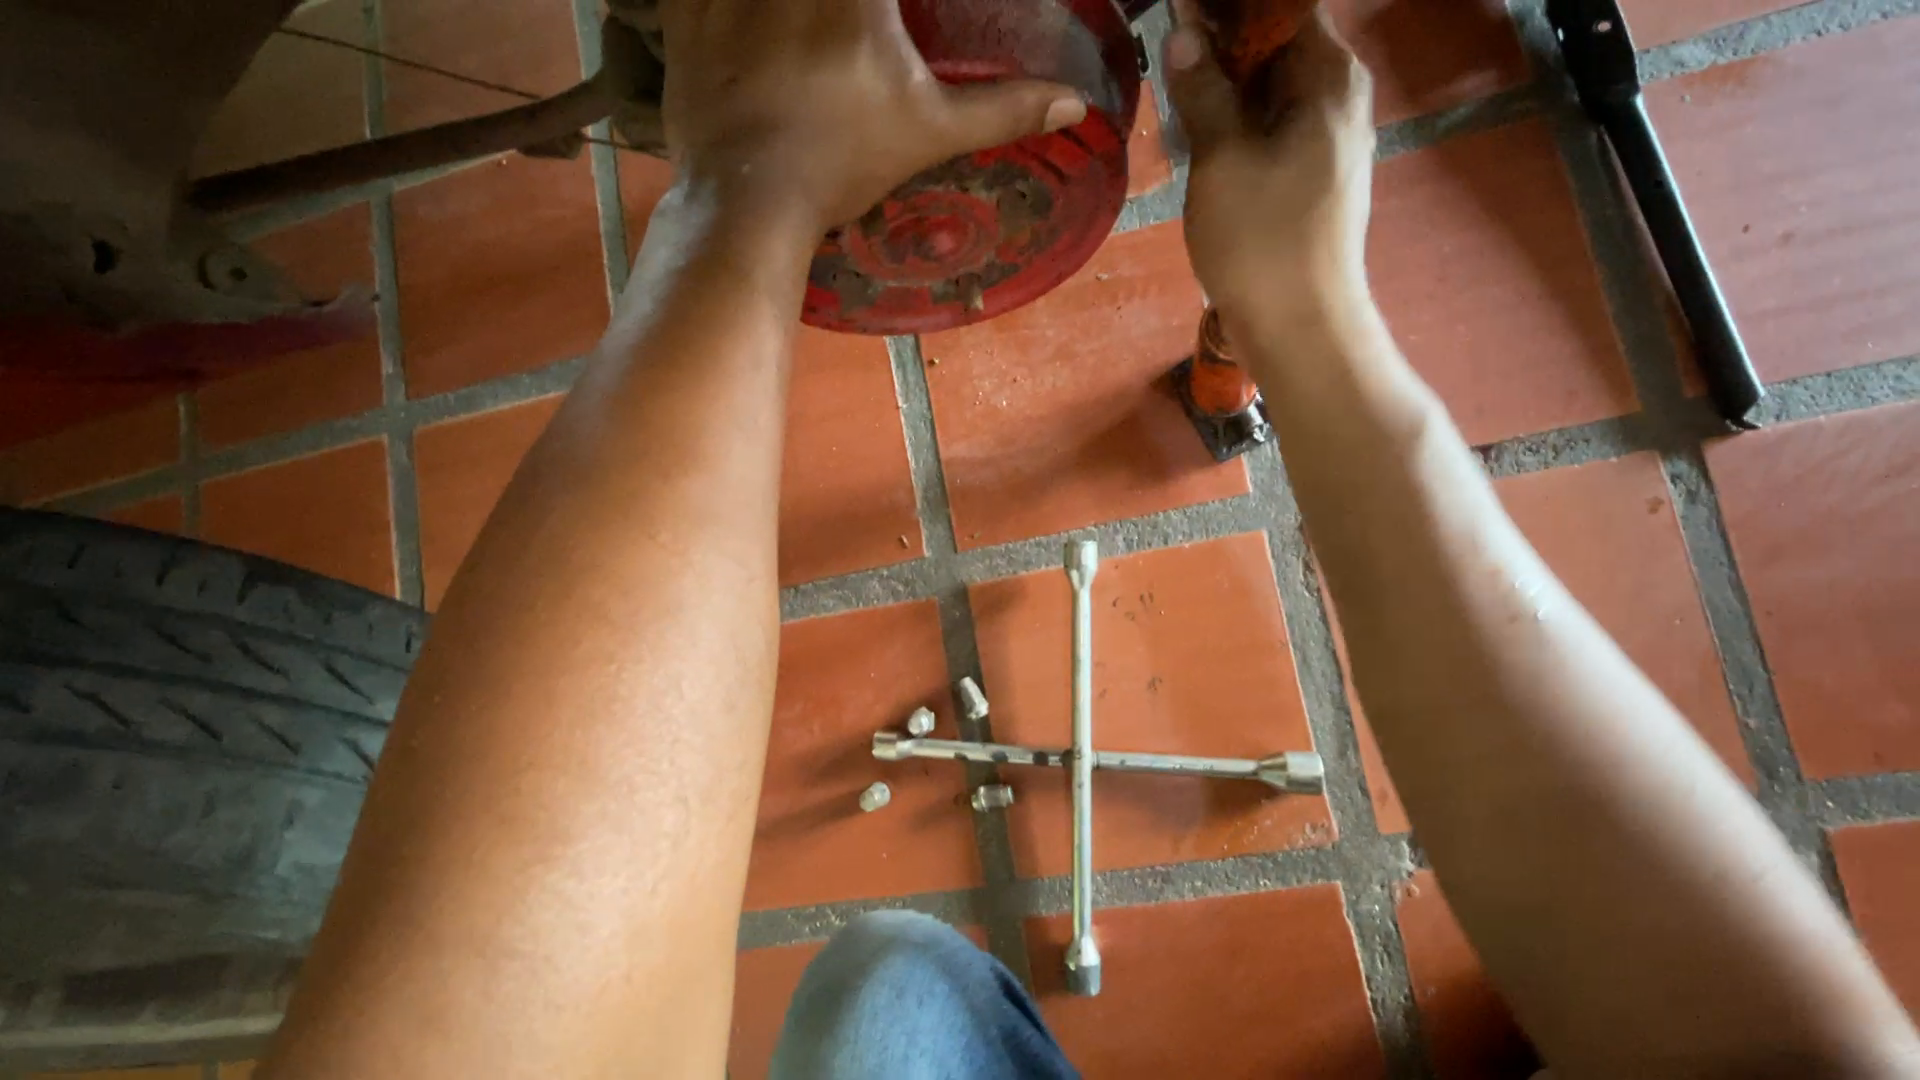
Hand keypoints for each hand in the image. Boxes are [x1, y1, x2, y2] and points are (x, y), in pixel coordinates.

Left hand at [660, 0, 1086, 237]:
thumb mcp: (930, 132)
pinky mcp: (684, 3)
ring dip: (788, 10)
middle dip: (845, 16)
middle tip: (850, 41)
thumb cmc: (845, 161)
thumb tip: (1074, 103)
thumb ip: (1001, 109)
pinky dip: (719, 5)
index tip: (893, 27)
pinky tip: (749, 26)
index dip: (893, 10)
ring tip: (805, 37)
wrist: (751, 201)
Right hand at [1164, 0, 1375, 320]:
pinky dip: (1237, 119)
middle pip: (1279, 42)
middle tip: (1168, 46)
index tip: (1184, 11)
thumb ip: (1203, 91)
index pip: (1285, 5)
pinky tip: (1199, 130)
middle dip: (1223, 39)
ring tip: (1174, 82)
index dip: (1230, 7)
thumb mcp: (1222, 160)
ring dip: (1225, 82)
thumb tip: (1183, 33)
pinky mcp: (1311, 175)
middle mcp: (1338, 97)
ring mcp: (1327, 139)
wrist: (1299, 326)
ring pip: (1271, 87)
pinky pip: (1272, 125)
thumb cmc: (1261, 240)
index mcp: (1329, 77)